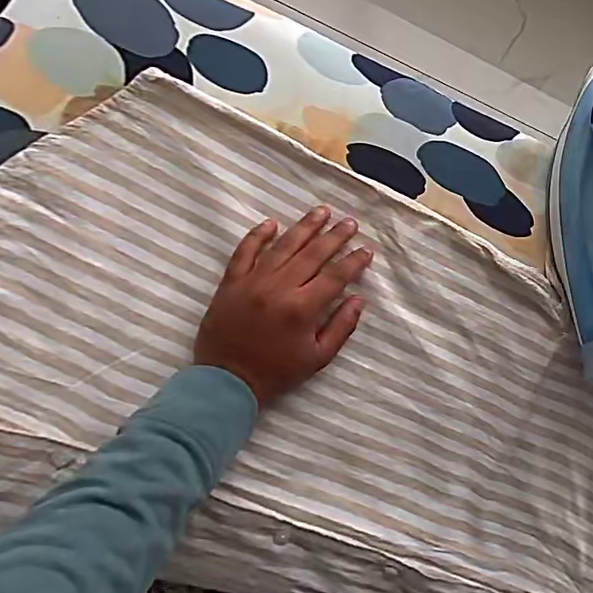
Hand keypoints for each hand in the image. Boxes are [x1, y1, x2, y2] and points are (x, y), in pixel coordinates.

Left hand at [194, 206, 372, 405]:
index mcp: (302, 309)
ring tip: (321, 211)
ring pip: (283, 246)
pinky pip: (244, 252)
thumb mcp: (318, 358)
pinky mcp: (231, 283)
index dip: (354, 261)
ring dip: (305, 227)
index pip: (335, 276)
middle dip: (335, 236)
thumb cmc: (276, 372)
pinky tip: (272, 223)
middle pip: (313, 254)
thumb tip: (358, 299)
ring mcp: (252, 282)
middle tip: (350, 222)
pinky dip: (258, 236)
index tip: (367, 249)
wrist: (226, 381)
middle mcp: (279, 289)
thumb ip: (341, 327)